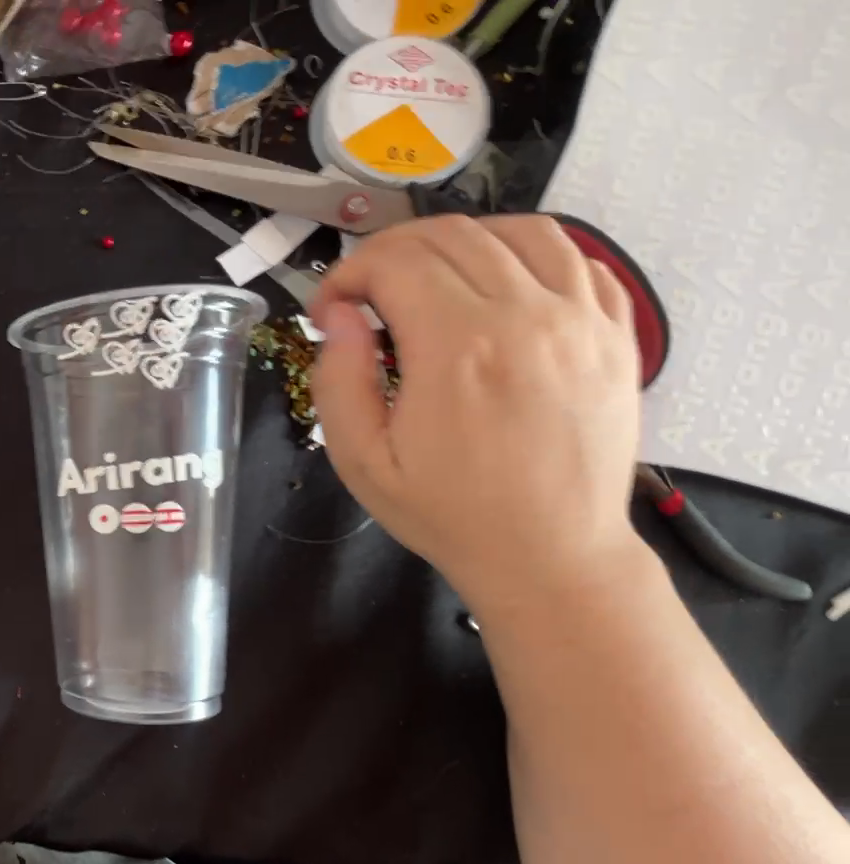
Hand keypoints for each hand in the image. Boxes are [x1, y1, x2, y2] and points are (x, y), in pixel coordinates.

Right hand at [309, 215, 648, 610]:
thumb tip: (339, 316)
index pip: (394, 263)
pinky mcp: (615, 332)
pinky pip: (576, 257)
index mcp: (456, 348)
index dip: (346, 274)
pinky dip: (524, 254)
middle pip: (451, 236)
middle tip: (362, 295)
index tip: (328, 311)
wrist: (548, 552)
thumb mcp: (361, 460)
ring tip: (426, 280)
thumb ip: (338, 380)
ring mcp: (581, 318)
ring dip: (457, 242)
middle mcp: (525, 315)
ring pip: (518, 231)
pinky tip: (494, 288)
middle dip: (389, 253)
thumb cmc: (444, 511)